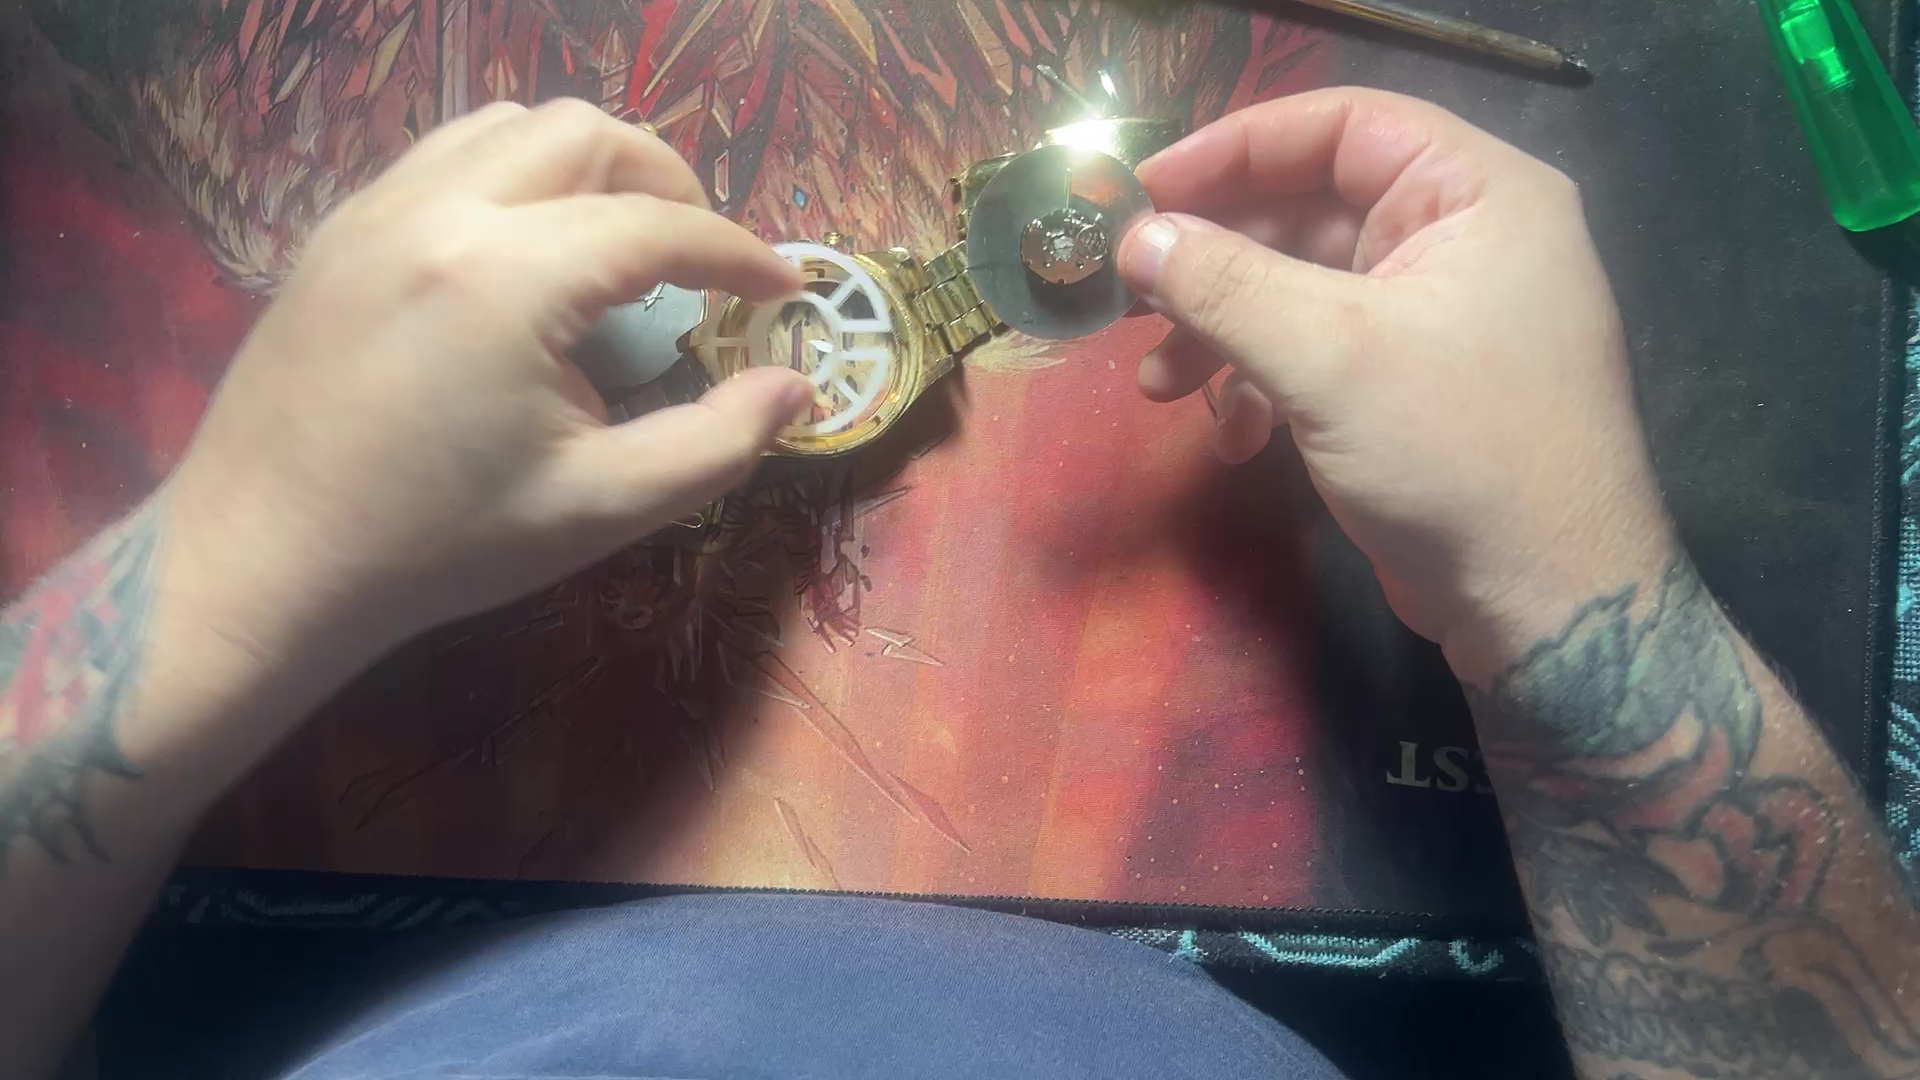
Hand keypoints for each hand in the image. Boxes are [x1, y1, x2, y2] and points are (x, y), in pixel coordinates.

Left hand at [165, 99, 807, 665]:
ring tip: (637, 247)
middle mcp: (435, 211)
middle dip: (674, 187)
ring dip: (601, 172)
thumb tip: (797, 389)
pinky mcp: (343, 232)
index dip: (741, 253)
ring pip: (514, 128)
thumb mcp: (610, 506)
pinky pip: (457, 158)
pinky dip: (532, 181)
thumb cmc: (449, 543)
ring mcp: (375, 210)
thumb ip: (721, 442)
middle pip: (587, 134)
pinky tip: (548, 258)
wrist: (266, 565)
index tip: (787, 287)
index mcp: (505, 278)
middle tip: (712, 263)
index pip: (657, 226)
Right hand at [1118, 88, 1675, 675]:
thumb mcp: (1328, 356)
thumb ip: (1223, 286)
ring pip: (1284, 296)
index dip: (1231, 147)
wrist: (1532, 598)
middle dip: (1208, 266)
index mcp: (1465, 196)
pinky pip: (1296, 359)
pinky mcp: (1384, 385)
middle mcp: (1442, 243)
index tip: (1140, 189)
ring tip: (1159, 387)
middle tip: (1127, 298)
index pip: (1337, 125)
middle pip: (1297, 215)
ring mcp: (1412, 319)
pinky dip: (1251, 390)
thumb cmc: (1454, 452)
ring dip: (1215, 338)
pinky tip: (1231, 439)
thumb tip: (1134, 240)